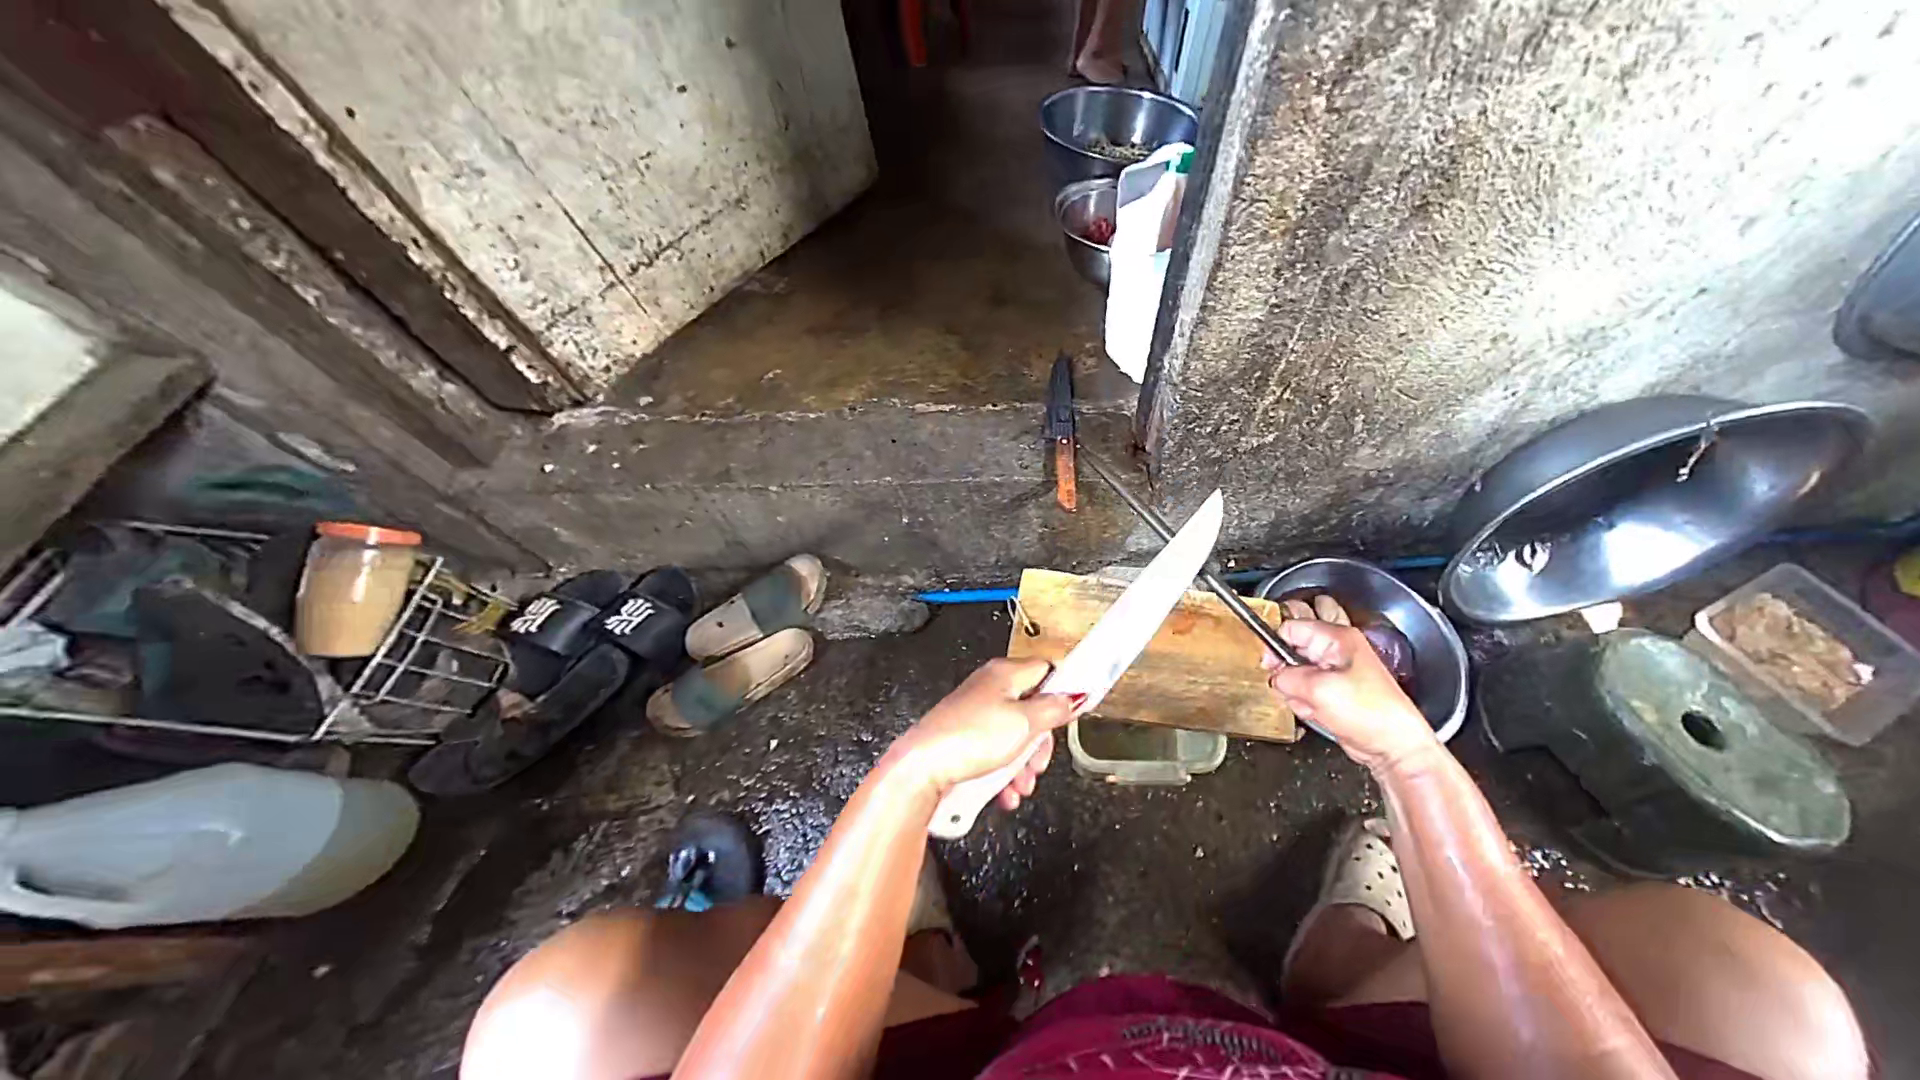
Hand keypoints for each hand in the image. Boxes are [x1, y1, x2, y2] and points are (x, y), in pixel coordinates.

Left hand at [885, 658, 1079, 809]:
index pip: (1047, 671)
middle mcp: (990, 689)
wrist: (921, 769)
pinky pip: (995, 753)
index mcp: (1005, 674)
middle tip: (1038, 762)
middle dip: (1040, 743)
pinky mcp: (966, 738)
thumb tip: (1075, 694)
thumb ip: (1054, 708)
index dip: (1062, 693)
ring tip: (1020, 786)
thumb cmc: (967, 739)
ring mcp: (976, 714)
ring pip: (1015, 737)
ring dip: (1023, 765)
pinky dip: (1003, 774)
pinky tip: (1004, 792)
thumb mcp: (1024, 723)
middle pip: (1033, 710)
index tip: (1071, 715)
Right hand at [1263, 620, 1438, 773]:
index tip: (1270, 665)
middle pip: (1291, 651)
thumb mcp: (1317, 689)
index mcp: (1337, 638)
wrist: (1393, 747)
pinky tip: (1319, 712)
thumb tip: (1274, 677)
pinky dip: (1305, 704)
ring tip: (1313, 704)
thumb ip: (1285, 677)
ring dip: (1297, 692)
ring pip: (1296, 675)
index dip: (1275, 646)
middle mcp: (1336, 651)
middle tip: (1294, 685)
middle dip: (1288, 672)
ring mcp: (1335, 672)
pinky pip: (1305, 692)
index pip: (1290, 627)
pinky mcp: (1334, 691)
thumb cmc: (1371, 714)